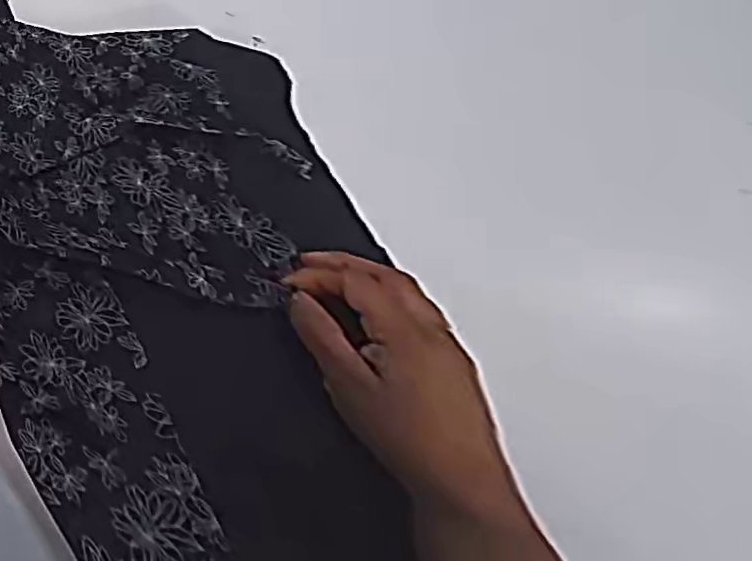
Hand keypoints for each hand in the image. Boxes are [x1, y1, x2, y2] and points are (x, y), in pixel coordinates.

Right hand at [285, 254, 557, 558]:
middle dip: (343, 262)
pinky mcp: (453, 364)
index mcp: (407, 333)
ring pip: (407, 291)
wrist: (463, 489)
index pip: (355, 281)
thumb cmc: (410, 441)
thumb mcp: (346, 383)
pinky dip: (386, 295)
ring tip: (334, 278)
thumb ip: (319, 334)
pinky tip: (369, 310)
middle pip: (387, 276)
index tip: (288, 284)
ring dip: (367, 276)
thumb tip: (300, 301)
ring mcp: (448, 349)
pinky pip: (418, 310)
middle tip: (307, 262)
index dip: (316, 274)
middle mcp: (434, 333)